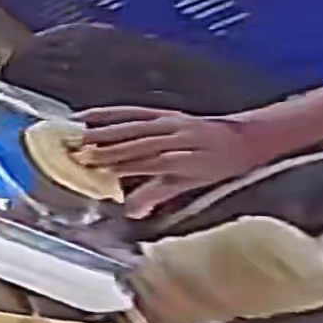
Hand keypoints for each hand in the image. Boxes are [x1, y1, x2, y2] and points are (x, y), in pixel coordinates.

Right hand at [77, 106, 274, 217]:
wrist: (250, 137)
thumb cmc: (218, 165)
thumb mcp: (194, 184)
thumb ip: (158, 195)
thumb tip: (130, 212)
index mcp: (194, 158)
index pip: (156, 162)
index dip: (128, 167)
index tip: (101, 172)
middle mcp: (184, 136)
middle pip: (140, 142)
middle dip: (108, 149)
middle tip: (77, 156)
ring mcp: (171, 121)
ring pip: (131, 126)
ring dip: (99, 133)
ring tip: (72, 140)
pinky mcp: (161, 112)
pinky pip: (128, 111)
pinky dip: (101, 114)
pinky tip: (79, 118)